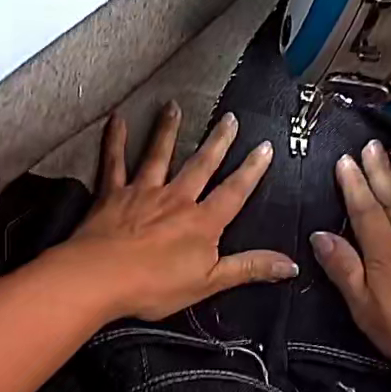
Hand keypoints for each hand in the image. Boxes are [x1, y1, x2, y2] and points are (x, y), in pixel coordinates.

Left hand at [47, 102, 297, 321]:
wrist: (99, 278)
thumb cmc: (154, 285)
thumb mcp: (210, 282)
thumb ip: (250, 268)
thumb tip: (291, 265)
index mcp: (202, 221)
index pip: (235, 191)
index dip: (252, 169)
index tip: (264, 147)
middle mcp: (176, 198)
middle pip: (202, 164)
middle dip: (218, 141)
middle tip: (229, 118)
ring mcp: (143, 192)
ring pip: (159, 154)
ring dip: (169, 129)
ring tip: (174, 106)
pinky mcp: (113, 194)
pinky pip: (115, 162)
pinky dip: (115, 141)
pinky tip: (117, 120)